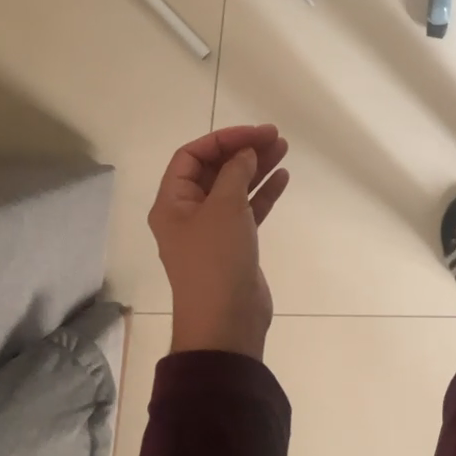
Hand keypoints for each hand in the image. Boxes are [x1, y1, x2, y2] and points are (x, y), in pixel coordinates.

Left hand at [148, 124, 290, 359]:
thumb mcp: (224, 207)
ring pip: (235, 187)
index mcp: (172, 204)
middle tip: (275, 136)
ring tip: (284, 149)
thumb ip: (235, 172)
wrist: (226, 322)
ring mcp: (212, 230)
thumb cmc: (216, 259)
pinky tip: (283, 177)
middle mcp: (188, 214)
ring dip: (257, 167)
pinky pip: (248, 209)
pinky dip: (264, 192)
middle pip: (214, 170)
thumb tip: (245, 153)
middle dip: (243, 150)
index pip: (190, 157)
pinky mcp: (234, 244)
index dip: (221, 140)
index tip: (253, 134)